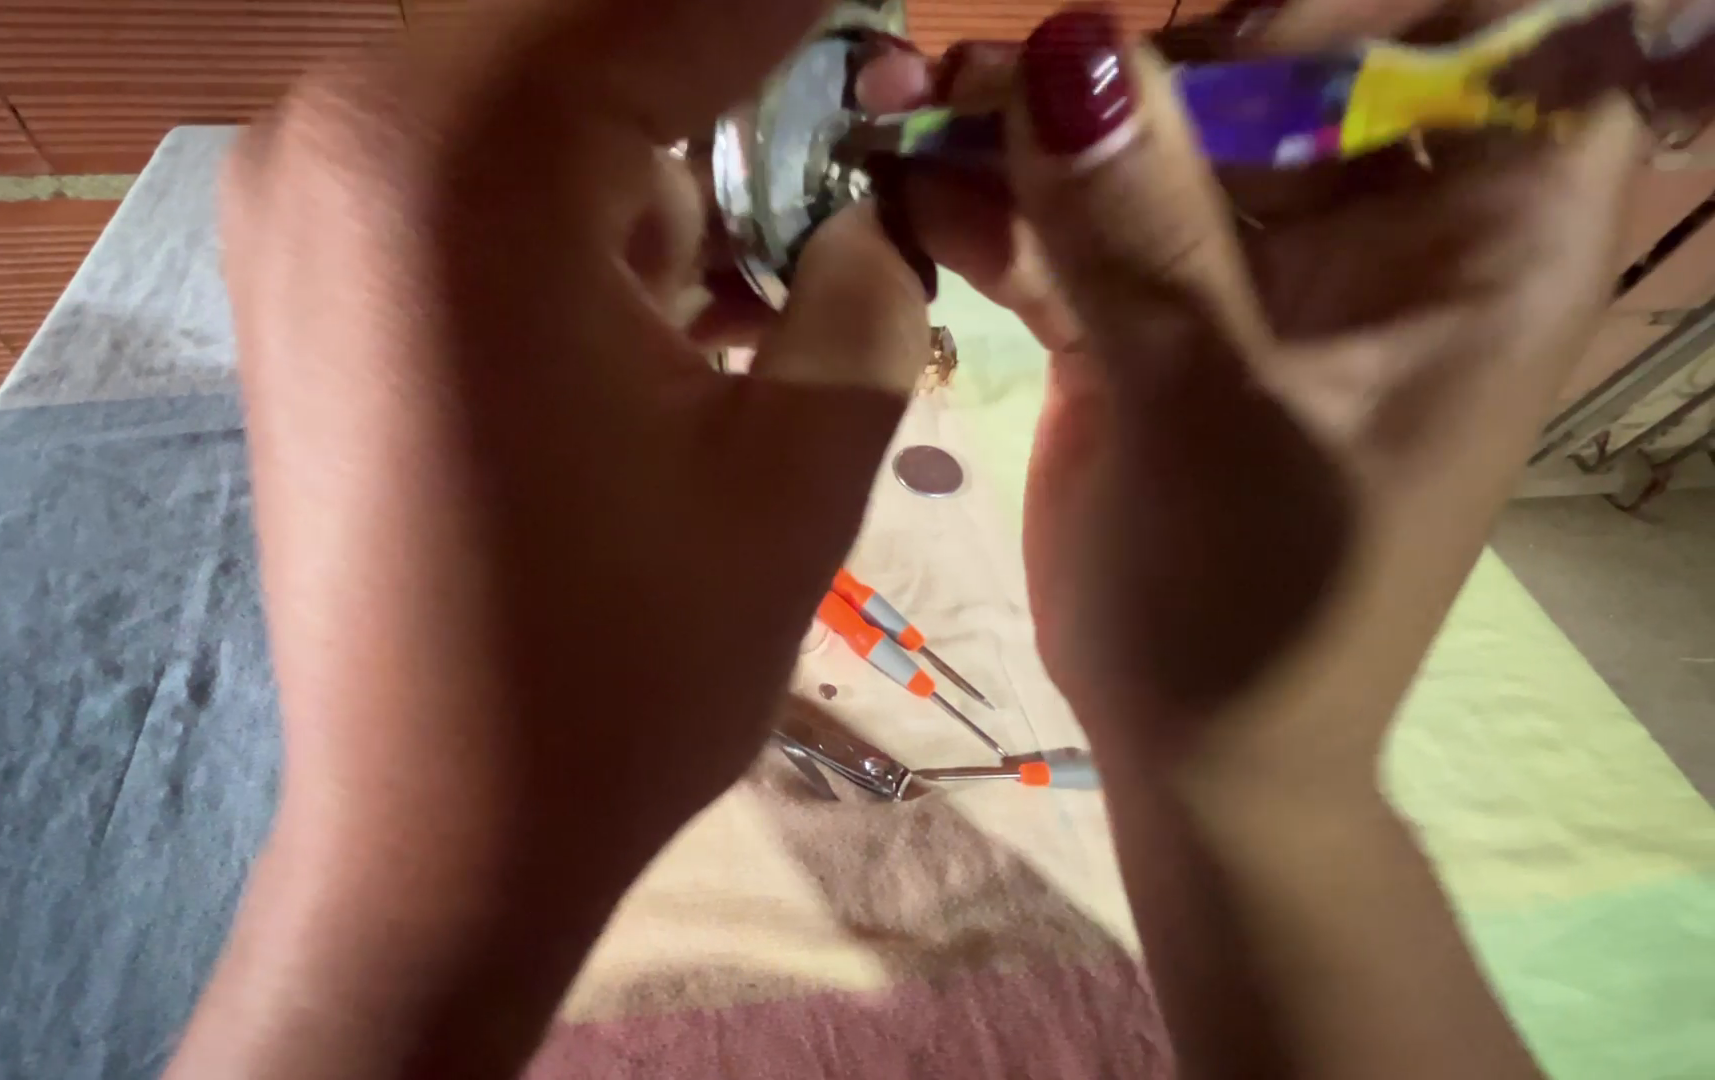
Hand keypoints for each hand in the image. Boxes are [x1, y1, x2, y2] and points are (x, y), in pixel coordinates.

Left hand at [222, 0, 928, 849]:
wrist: (449, 834)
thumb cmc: (631, 671)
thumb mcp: (802, 465)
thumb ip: (865, 279)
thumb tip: (868, 200)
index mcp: (467, 155)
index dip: (824, 11)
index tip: (895, 46)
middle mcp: (342, 136)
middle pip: (593, 21)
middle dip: (743, 72)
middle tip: (844, 155)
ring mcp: (304, 210)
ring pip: (534, 96)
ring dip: (669, 148)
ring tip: (767, 253)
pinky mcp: (313, 289)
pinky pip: (478, 179)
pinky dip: (590, 207)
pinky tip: (668, 306)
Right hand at [864, 1, 1643, 783]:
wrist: (1190, 735)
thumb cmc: (1255, 601)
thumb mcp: (1209, 413)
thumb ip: (1141, 234)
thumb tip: (1066, 50)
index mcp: (1478, 228)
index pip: (1420, 30)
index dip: (1282, 22)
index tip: (1142, 65)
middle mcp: (1360, 231)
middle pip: (1233, 87)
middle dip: (1095, 83)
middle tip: (949, 80)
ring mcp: (1231, 282)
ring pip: (1124, 167)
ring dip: (1012, 147)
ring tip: (897, 118)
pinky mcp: (1134, 333)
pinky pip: (1062, 247)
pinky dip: (988, 224)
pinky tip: (911, 196)